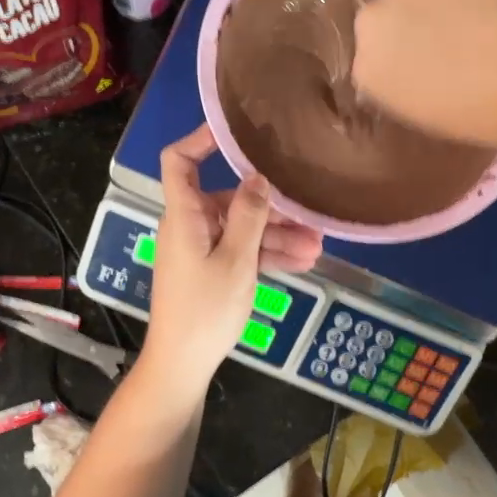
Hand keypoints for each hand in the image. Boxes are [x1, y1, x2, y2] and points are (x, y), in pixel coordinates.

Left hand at [142, 126, 323, 383]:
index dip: (202, 139)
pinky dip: (267, 255)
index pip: (179, 161)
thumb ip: (249, 215)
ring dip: (277, 235)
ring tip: (317, 245)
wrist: (183, 364)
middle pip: (229, 198)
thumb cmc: (205, 309)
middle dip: (270, 205)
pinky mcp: (210, 271)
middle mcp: (189, 225)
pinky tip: (303, 263)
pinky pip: (241, 252)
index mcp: (184, 215)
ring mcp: (200, 249)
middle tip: (310, 214)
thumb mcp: (236, 260)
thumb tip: (258, 176)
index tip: (239, 132)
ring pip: (241, 229)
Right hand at [352, 0, 496, 145]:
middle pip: (384, 10)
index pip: (375, 57)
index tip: (437, 57)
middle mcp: (371, 24)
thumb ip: (418, 86)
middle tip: (455, 24)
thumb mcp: (441, 115)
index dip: (408, 53)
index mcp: (369, 75)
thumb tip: (428, 68)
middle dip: (411, 14)